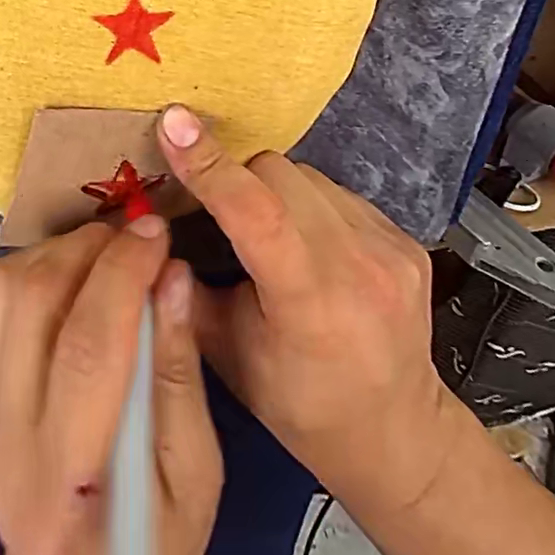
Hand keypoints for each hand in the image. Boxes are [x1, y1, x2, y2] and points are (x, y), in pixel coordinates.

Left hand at [0, 215, 222, 554]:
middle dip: (92, 248)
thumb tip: (172, 277)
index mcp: (63, 479)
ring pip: (6, 291)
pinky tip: (78, 273)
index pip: (87, 349)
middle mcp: (5, 439)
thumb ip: (178, 373)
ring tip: (113, 250)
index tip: (157, 232)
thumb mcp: (195, 477)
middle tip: (141, 234)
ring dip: (62, 250)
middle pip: (34, 303)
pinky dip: (39, 267)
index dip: (123, 274)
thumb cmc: (147, 545)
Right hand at [156, 104, 460, 519]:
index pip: (257, 213)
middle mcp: (360, 265)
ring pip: (306, 174)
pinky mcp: (405, 239)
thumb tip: (149, 232)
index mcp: (310, 303)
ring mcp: (390, 247)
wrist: (396, 432)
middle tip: (222, 215)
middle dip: (237, 179)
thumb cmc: (298, 404)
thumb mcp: (225, 355)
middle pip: (277, 174)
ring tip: (267, 233)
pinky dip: (306, 204)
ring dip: (272, 190)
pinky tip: (306, 242)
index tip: (174, 123)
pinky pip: (335, 192)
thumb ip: (184, 290)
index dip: (211, 165)